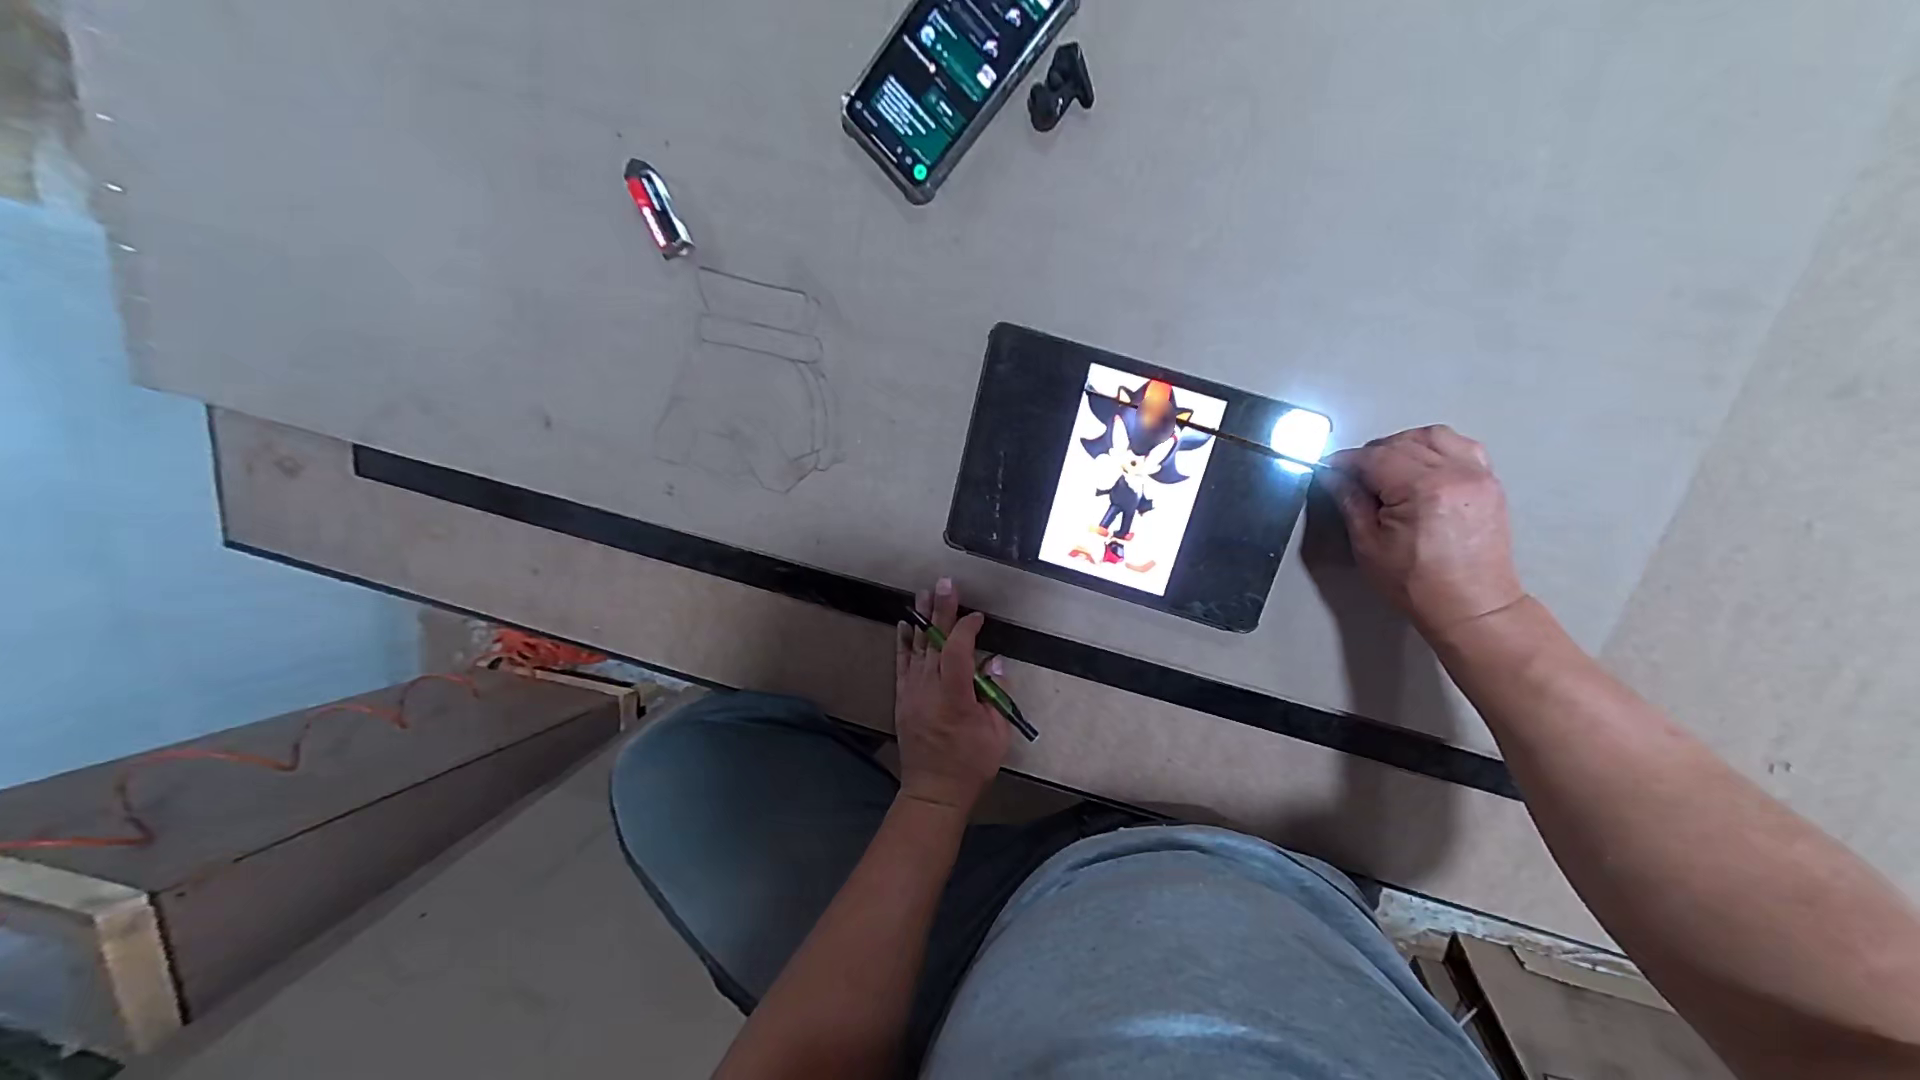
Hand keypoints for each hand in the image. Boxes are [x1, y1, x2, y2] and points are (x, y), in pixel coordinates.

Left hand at [894, 578, 1010, 813]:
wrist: (933, 791)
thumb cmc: (970, 764)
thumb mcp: (997, 734)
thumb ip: (996, 695)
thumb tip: (994, 663)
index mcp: (954, 697)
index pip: (958, 651)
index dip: (966, 628)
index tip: (978, 618)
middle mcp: (929, 689)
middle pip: (935, 642)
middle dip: (942, 610)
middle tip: (946, 584)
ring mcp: (912, 692)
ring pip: (917, 648)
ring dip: (923, 619)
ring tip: (925, 593)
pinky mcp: (903, 698)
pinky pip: (902, 664)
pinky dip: (904, 643)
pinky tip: (906, 625)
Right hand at [1321, 425, 1525, 637]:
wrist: (1470, 606)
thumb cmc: (1422, 585)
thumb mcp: (1368, 544)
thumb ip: (1350, 501)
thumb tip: (1335, 478)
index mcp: (1424, 489)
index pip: (1375, 457)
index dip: (1345, 460)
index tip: (1329, 467)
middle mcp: (1456, 475)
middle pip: (1402, 443)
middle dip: (1370, 454)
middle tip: (1350, 474)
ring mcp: (1478, 476)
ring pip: (1434, 436)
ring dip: (1403, 444)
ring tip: (1384, 466)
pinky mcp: (1488, 483)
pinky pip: (1461, 447)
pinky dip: (1435, 449)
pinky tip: (1418, 466)